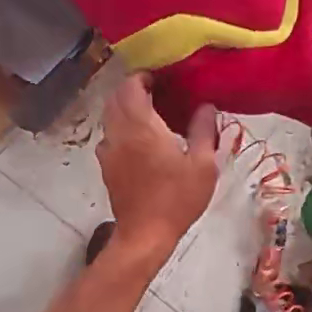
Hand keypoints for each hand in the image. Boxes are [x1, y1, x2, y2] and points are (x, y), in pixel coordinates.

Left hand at [96, 74, 218, 260]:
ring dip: (126, 109)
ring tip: (151, 116)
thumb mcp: (202, 165)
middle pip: (116, 98)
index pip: (131, 86)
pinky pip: (110, 137)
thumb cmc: (177, 199)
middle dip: (134, 90)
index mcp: (141, 127)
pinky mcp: (106, 167)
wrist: (145, 234)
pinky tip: (140, 142)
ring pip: (110, 117)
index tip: (162, 79)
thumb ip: (203, 130)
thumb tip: (205, 106)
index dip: (143, 77)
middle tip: (159, 94)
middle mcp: (119, 133)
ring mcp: (108, 151)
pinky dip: (121, 129)